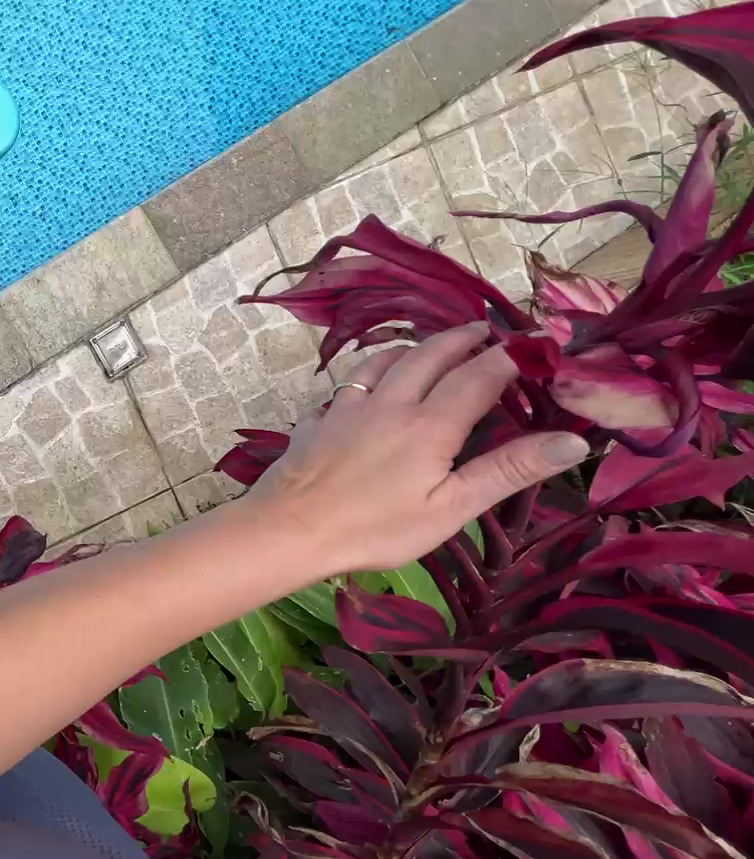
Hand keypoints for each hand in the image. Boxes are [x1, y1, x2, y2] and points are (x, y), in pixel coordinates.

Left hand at [243, 322, 588, 575]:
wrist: (287, 529)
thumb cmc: (373, 528)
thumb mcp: (450, 508)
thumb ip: (506, 470)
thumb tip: (572, 439)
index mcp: (427, 425)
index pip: (479, 376)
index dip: (512, 355)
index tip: (539, 340)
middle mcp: (384, 406)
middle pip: (425, 357)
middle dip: (459, 339)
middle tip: (483, 329)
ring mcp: (342, 411)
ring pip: (377, 365)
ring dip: (407, 349)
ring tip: (424, 346)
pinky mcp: (312, 424)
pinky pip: (340, 389)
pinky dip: (360, 378)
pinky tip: (360, 388)